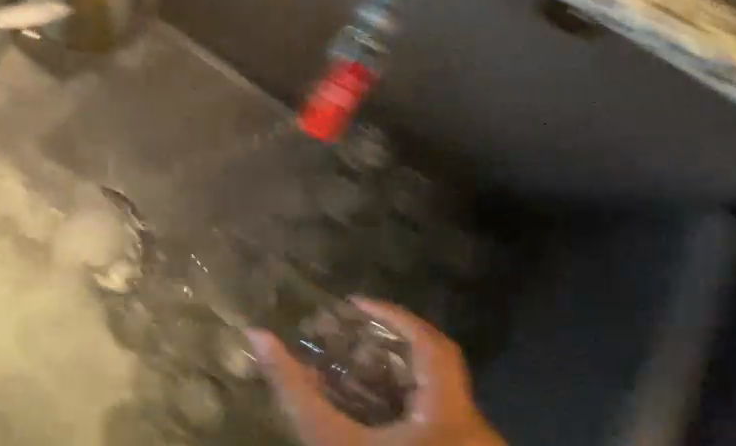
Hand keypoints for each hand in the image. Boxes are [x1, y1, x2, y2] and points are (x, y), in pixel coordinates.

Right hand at [250, 299, 502, 445]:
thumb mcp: (329, 440)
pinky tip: (371, 419)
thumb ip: (294, 387)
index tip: (351, 304)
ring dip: (392, 382)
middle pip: (433, 371)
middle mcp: (479, 431)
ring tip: (348, 379)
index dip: (393, 315)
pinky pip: (441, 426)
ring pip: (437, 400)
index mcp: (453, 416)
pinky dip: (405, 410)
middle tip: (341, 343)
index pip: (432, 344)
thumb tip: (256, 333)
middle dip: (384, 351)